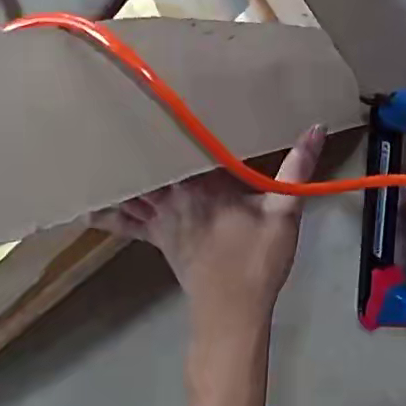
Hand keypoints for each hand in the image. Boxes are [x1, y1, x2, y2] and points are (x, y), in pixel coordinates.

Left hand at [93, 126, 325, 339]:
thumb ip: (297, 168)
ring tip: (95, 146)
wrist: (232, 313)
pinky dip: (107, 212)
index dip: (164, 117)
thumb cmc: (257, 260)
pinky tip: (88, 205)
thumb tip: (317, 126)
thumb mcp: (284, 213)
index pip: (179, 143)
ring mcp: (159, 218)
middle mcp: (172, 195)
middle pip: (146, 161)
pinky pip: (124, 222)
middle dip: (134, 137)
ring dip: (114, 169)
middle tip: (116, 109)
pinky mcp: (155, 238)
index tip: (151, 92)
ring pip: (129, 188)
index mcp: (201, 183)